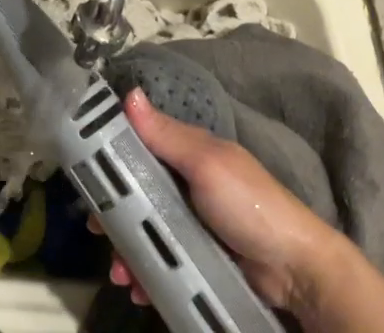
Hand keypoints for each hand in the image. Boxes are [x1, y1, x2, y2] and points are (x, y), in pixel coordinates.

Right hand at [103, 89, 343, 312]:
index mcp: (187, 154)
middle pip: (134, 195)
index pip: (137, 147)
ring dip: (126, 253)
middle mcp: (184, 186)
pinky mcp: (196, 258)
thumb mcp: (207, 164)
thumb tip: (129, 93)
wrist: (298, 272)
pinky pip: (160, 262)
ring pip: (144, 232)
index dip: (108, 159)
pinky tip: (140, 290)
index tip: (86, 179)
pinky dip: (146, 275)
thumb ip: (167, 134)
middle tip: (98, 235)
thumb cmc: (250, 206)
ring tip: (122, 276)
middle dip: (113, 216)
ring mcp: (190, 225)